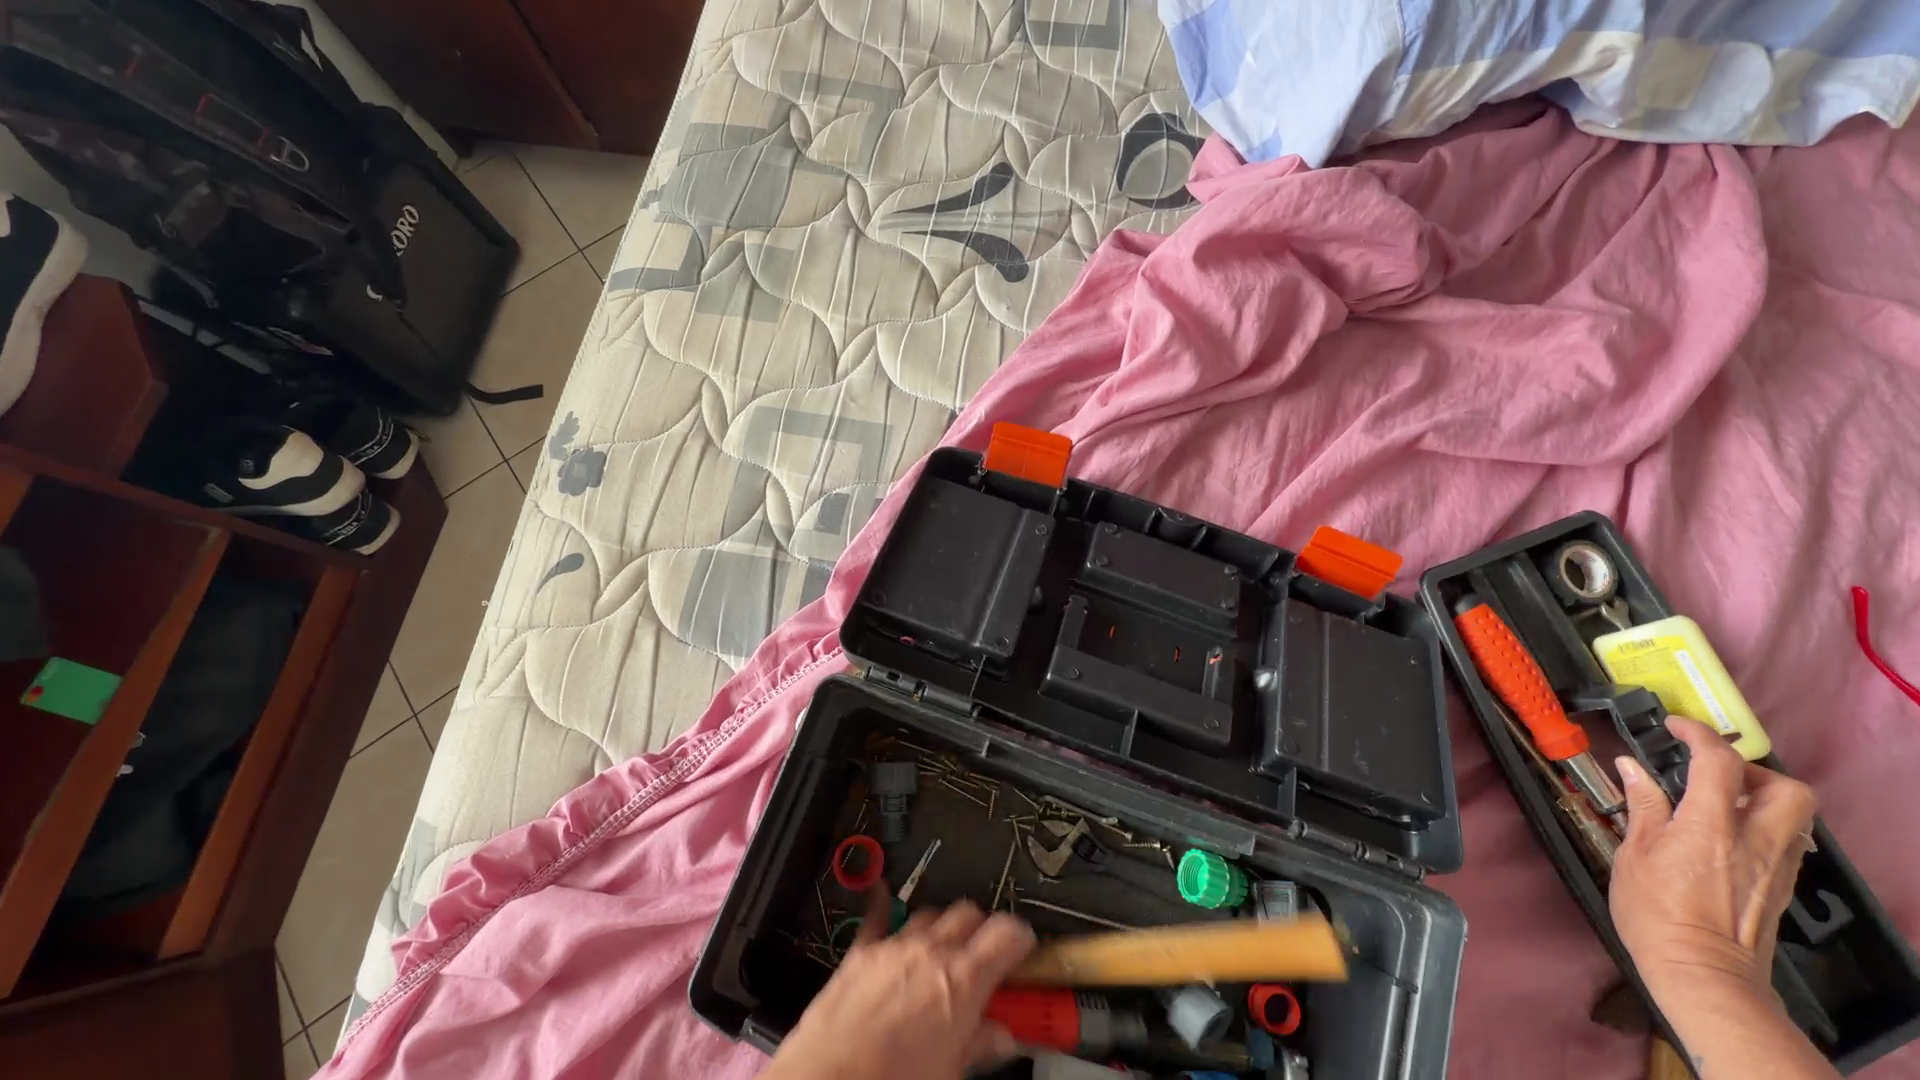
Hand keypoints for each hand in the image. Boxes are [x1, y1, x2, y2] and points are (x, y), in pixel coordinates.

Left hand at [763, 893, 1035, 1079]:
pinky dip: (883, 906)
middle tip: (983, 957)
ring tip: (941, 951)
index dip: (1021, 938)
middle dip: (981, 930)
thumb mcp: (951, 1074)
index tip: (1023, 950)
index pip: (1007, 933)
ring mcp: (893, 946)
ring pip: (929, 914)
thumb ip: (980, 1046)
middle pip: (969, 913)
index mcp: (963, 981)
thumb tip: (1002, 1038)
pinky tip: (882, 895)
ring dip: (941, 927)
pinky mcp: (860, 952)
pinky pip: (876, 915)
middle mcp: (931, 951)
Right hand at [1609, 716, 1816, 1003]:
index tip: (1675, 728)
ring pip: (1795, 814)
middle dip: (1753, 769)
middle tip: (1714, 772)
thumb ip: (1642, 807)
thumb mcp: (1633, 854)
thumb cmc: (1654, 911)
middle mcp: (1755, 839)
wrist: (1701, 971)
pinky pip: (1785, 839)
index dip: (1697, 735)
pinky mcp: (1779, 883)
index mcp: (1711, 826)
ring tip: (1720, 801)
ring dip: (1762, 796)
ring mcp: (1775, 864)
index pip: (1719, 763)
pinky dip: (1760, 824)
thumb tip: (1632, 769)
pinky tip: (1724, 835)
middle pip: (1786, 788)